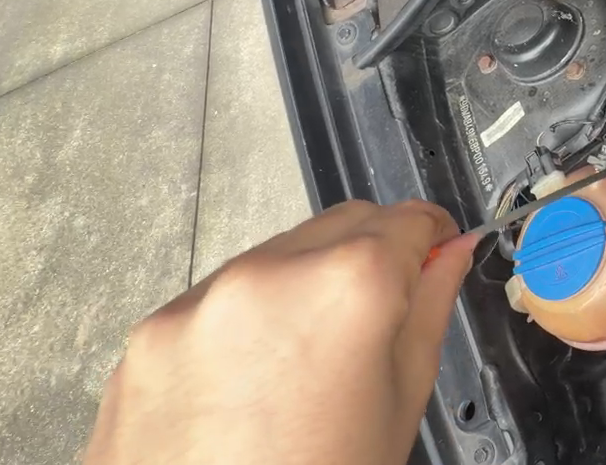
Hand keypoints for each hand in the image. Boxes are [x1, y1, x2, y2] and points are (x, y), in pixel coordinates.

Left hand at [84, 200, 478, 464]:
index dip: (436, 235)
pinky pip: (225, 291)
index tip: (439, 253)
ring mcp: (204, 299)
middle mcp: (276, 270)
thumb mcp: (406, 388)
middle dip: (378, 248)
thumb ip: (434, 299)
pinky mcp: (151, 333)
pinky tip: (256, 371)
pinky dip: (254, 310)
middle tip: (384, 305)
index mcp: (353, 280)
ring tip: (312, 348)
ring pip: (288, 249)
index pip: (413, 218)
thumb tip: (455, 250)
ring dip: (313, 274)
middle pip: (350, 220)